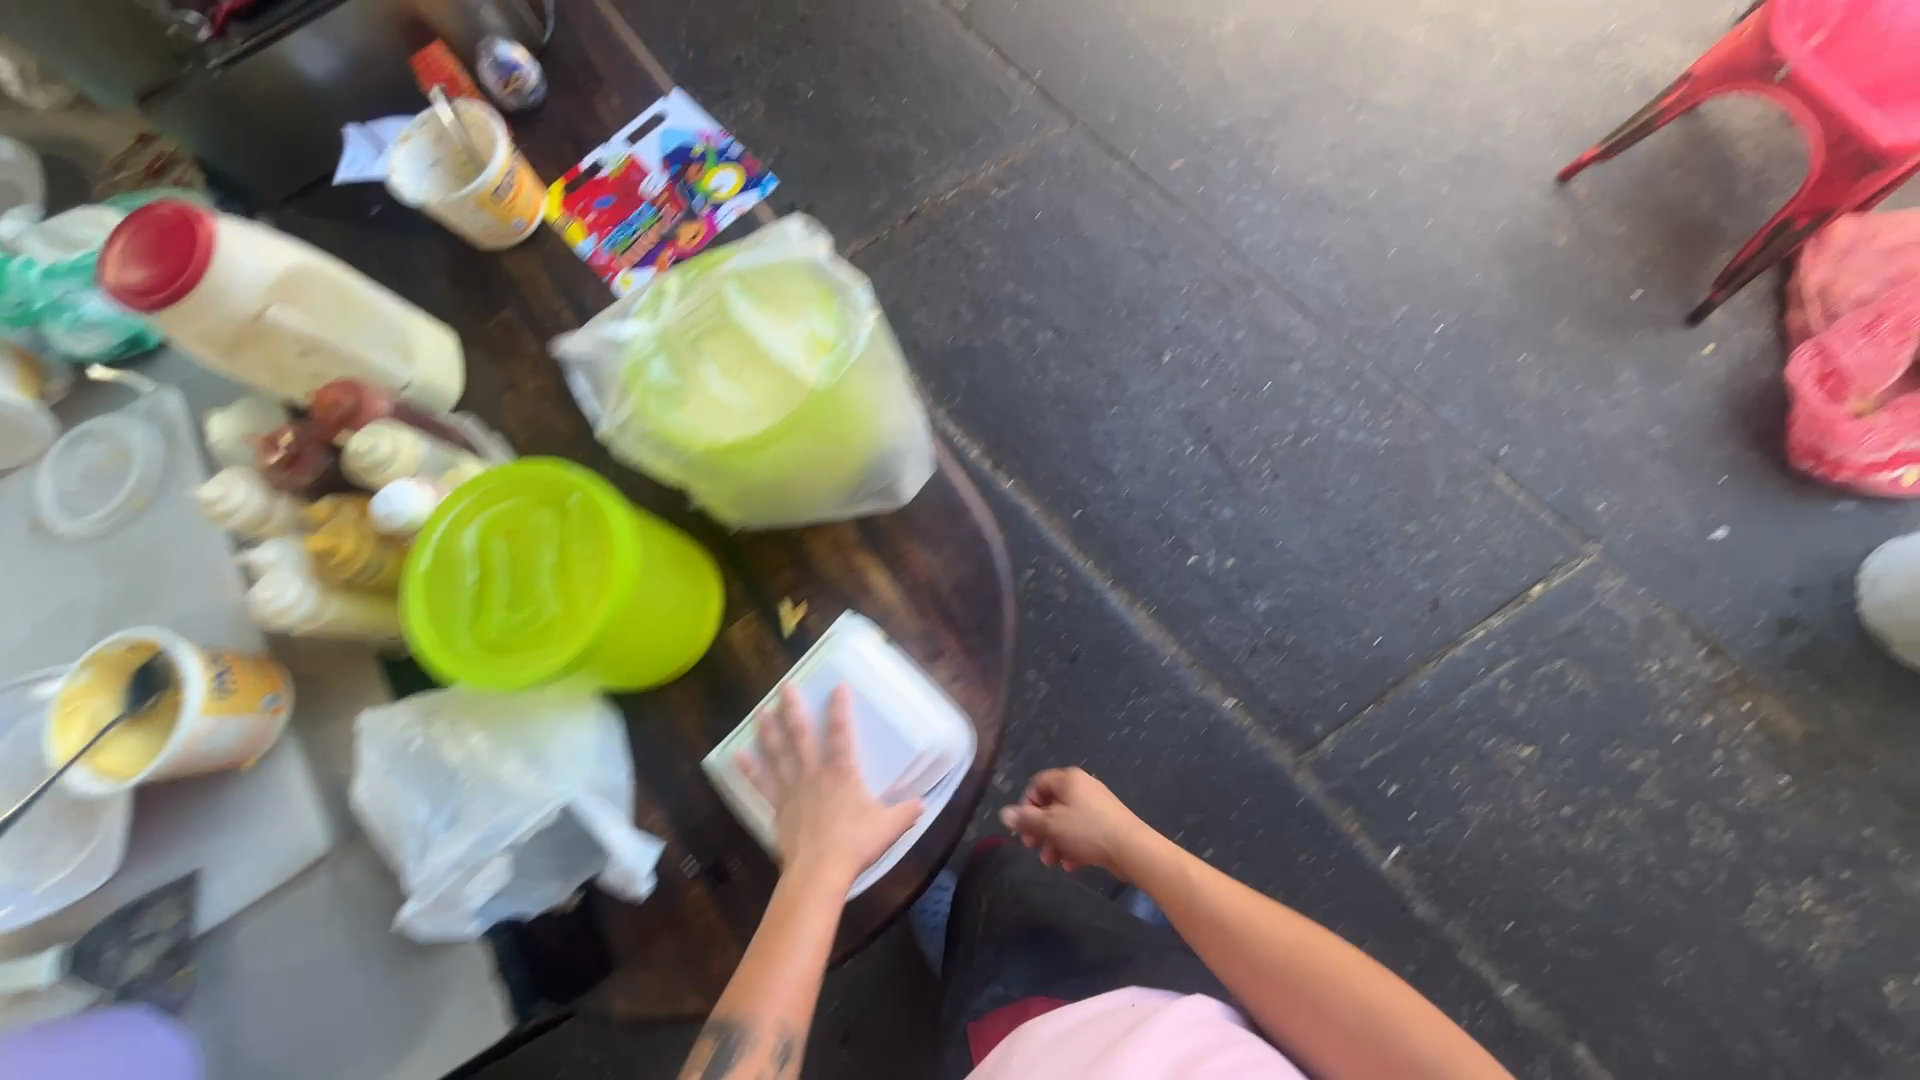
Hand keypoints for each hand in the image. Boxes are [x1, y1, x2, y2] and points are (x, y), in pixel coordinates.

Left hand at [738, 684, 923, 888]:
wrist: (820, 871)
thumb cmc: (855, 844)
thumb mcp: (889, 826)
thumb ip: (905, 812)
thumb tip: (922, 804)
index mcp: (842, 772)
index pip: (842, 732)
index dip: (840, 708)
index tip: (837, 685)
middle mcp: (814, 773)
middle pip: (801, 735)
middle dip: (793, 709)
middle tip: (784, 686)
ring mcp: (793, 790)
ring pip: (779, 753)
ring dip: (769, 731)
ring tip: (759, 711)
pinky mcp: (778, 808)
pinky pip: (762, 784)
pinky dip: (750, 769)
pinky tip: (738, 755)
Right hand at [999, 767, 1154, 877]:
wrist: (1131, 848)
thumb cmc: (1086, 831)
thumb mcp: (1050, 825)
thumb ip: (1026, 820)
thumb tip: (1003, 813)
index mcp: (1068, 779)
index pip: (1037, 784)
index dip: (1026, 805)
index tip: (1023, 827)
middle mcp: (1082, 786)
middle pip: (1051, 804)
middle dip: (1040, 829)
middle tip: (1033, 847)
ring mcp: (1096, 804)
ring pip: (1066, 821)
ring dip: (1055, 842)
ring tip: (1052, 861)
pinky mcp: (1107, 822)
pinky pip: (1082, 830)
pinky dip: (1073, 845)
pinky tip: (1071, 864)